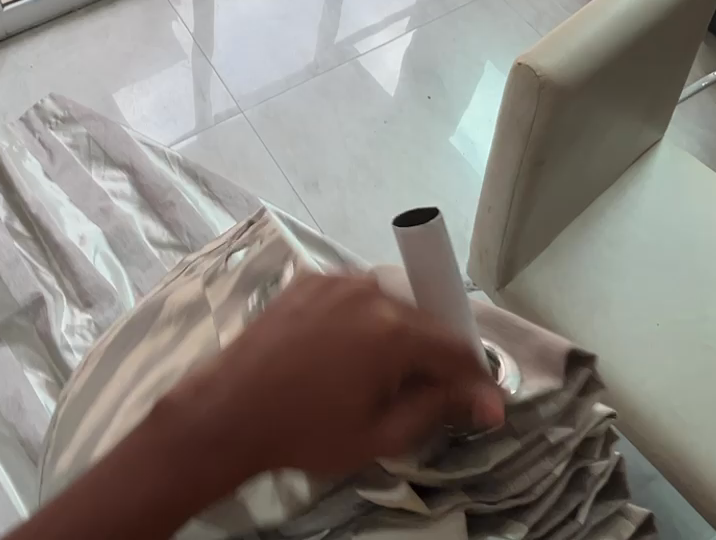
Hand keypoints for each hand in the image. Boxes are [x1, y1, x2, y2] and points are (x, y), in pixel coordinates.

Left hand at [152, 272, 504, 483]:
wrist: (230, 407)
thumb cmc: (306, 430)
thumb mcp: (380, 435)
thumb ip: (437, 409)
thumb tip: (485, 400)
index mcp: (393, 331)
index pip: (456, 347)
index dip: (475, 377)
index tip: (482, 403)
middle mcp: (369, 291)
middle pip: (424, 319)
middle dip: (435, 355)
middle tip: (429, 391)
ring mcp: (336, 279)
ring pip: (389, 302)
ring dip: (398, 332)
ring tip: (381, 371)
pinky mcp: (310, 278)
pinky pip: (354, 294)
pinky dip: (364, 317)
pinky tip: (347, 349)